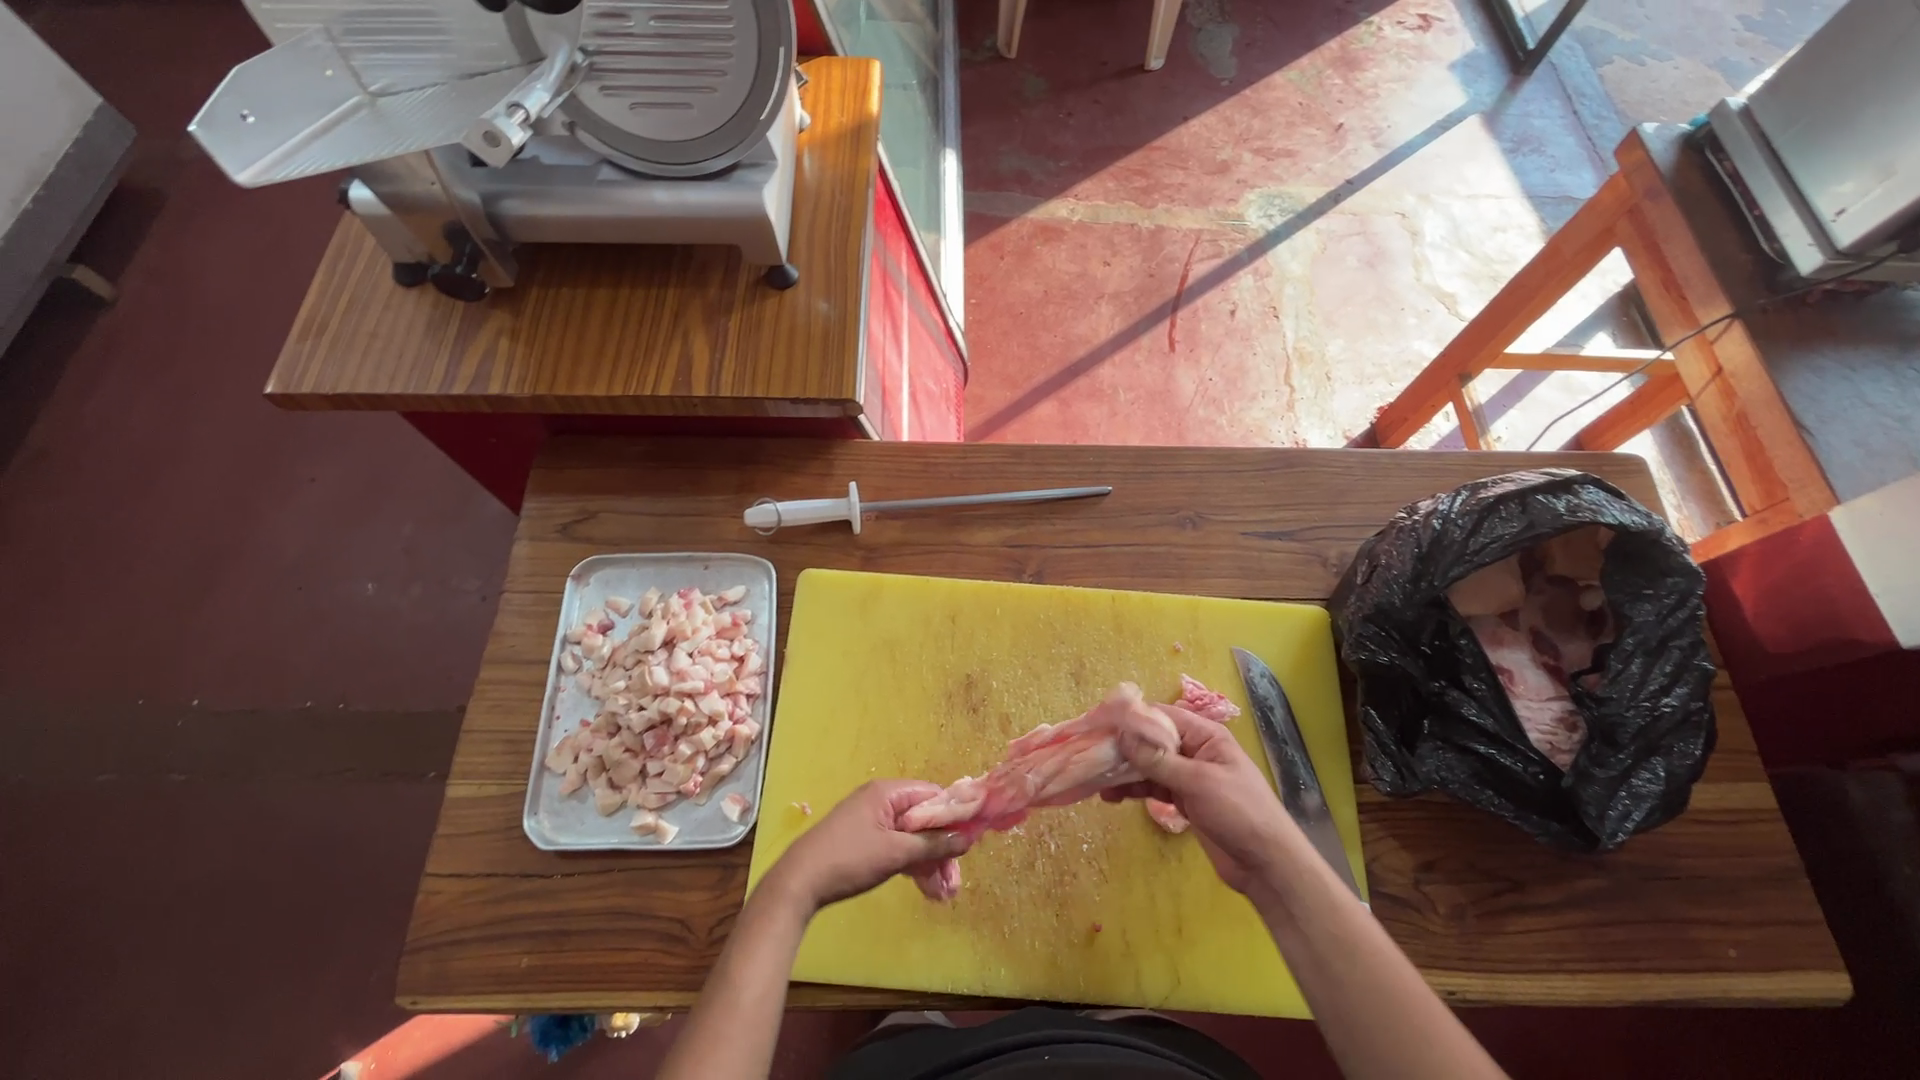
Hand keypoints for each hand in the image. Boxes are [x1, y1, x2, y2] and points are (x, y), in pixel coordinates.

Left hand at [762, 780, 974, 911]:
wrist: (799, 883)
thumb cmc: (849, 859)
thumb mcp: (896, 852)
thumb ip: (934, 844)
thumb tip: (968, 837)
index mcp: (887, 792)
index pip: (933, 795)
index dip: (955, 816)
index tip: (971, 841)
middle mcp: (881, 801)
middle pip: (923, 819)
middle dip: (942, 848)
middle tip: (955, 880)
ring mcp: (871, 821)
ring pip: (911, 837)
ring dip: (929, 862)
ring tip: (943, 893)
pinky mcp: (864, 841)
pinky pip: (897, 847)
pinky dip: (912, 864)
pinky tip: (926, 888)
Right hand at [1103, 705, 1296, 899]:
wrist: (1266, 864)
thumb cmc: (1239, 813)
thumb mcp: (1198, 783)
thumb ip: (1159, 760)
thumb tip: (1124, 735)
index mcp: (1205, 736)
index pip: (1161, 716)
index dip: (1131, 719)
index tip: (1099, 726)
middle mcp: (1195, 750)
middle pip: (1151, 740)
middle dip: (1123, 747)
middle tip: (1091, 756)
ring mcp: (1189, 776)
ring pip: (1148, 765)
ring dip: (1124, 771)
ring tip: (1096, 780)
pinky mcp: (1184, 800)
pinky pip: (1153, 787)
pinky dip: (1134, 789)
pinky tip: (1112, 796)